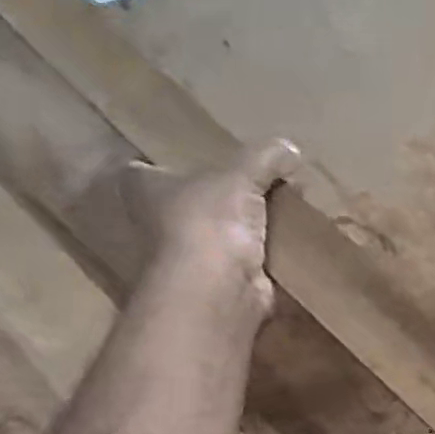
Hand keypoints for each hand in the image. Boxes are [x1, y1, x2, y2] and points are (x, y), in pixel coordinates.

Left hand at [130, 138, 300, 312]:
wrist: (218, 286)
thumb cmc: (209, 221)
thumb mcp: (239, 177)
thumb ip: (263, 159)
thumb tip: (290, 147)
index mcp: (144, 187)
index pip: (145, 170)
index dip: (167, 166)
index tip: (197, 164)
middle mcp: (154, 221)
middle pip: (182, 204)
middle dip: (209, 201)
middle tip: (248, 189)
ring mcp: (186, 255)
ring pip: (212, 235)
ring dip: (236, 232)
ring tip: (273, 217)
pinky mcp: (217, 281)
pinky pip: (240, 262)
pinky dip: (258, 258)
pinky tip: (282, 249)